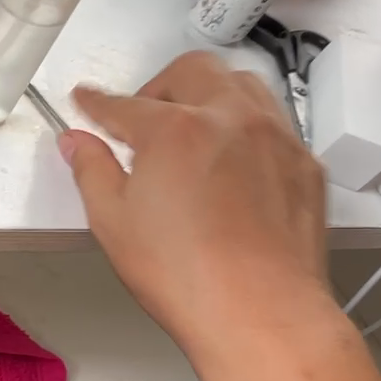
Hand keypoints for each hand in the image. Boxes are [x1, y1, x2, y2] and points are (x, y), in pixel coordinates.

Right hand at [61, 51, 332, 356]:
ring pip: (242, 84)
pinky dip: (241, 126)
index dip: (96, 102)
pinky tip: (227, 163)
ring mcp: (277, 136)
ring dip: (206, 95)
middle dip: (157, 85)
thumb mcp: (111, 220)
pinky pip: (273, 122)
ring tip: (188, 131)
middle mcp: (230, 118)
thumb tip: (76, 141)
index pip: (123, 104)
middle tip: (139, 119)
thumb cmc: (176, 269)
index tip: (84, 99)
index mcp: (174, 130)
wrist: (259, 309)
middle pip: (193, 71)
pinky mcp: (305, 163)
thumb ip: (90, 169)